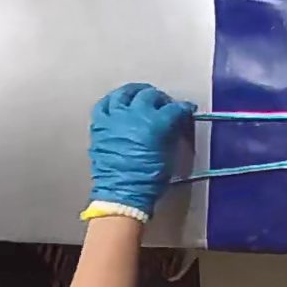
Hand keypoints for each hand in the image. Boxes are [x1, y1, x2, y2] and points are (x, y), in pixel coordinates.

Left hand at [86, 83, 194, 217]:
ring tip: (140, 95)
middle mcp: (134, 115)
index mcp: (156, 123)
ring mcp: (114, 118)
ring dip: (135, 92)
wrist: (122, 194)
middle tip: (164, 104)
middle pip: (149, 96)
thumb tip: (174, 123)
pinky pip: (104, 105)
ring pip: (125, 94)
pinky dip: (112, 101)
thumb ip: (172, 134)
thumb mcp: (170, 155)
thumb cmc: (149, 179)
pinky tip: (118, 102)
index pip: (173, 108)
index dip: (183, 108)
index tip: (186, 109)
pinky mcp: (100, 125)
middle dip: (160, 98)